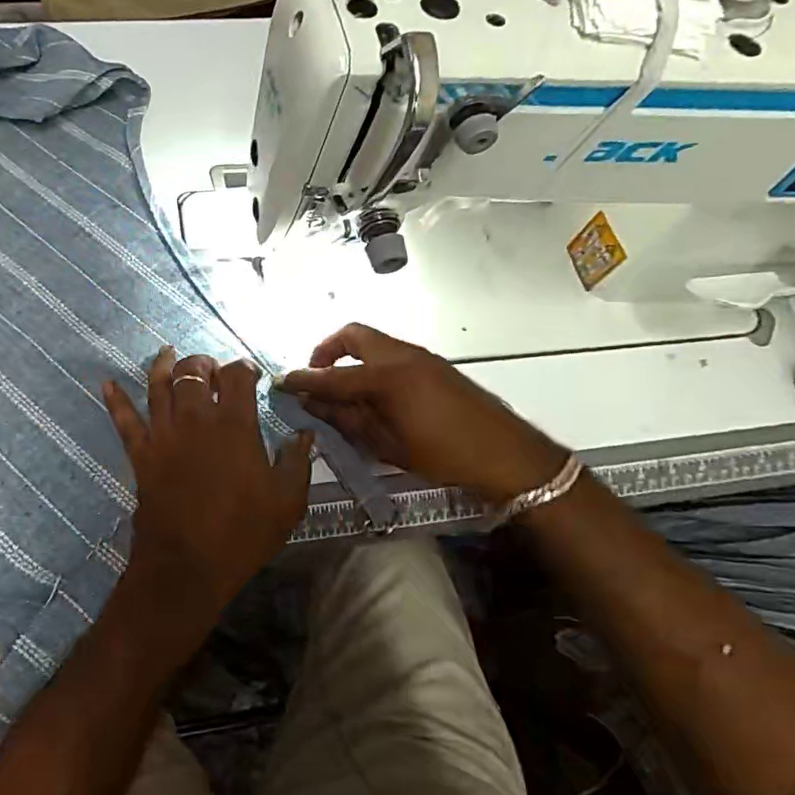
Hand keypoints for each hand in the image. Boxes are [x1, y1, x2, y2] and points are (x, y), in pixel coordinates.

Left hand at [102, 347, 312, 636]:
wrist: (188, 565)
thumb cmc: (243, 533)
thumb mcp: (287, 501)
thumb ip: (297, 462)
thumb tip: (306, 434)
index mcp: (234, 424)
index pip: (238, 375)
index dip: (245, 367)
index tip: (251, 374)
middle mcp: (195, 418)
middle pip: (193, 371)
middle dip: (203, 363)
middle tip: (210, 369)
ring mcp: (164, 433)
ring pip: (158, 385)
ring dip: (163, 365)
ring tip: (167, 353)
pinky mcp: (141, 453)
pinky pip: (125, 420)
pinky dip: (116, 400)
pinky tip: (107, 383)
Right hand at [278, 323, 568, 503]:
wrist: (512, 459)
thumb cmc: (445, 457)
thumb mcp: (388, 445)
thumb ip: (347, 420)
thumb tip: (314, 404)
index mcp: (387, 377)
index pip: (332, 374)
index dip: (303, 379)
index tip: (281, 382)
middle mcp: (401, 356)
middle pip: (352, 336)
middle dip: (327, 351)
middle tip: (316, 377)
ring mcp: (421, 357)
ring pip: (374, 344)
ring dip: (351, 359)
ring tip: (344, 392)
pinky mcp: (436, 366)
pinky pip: (392, 355)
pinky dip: (373, 367)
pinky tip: (375, 398)